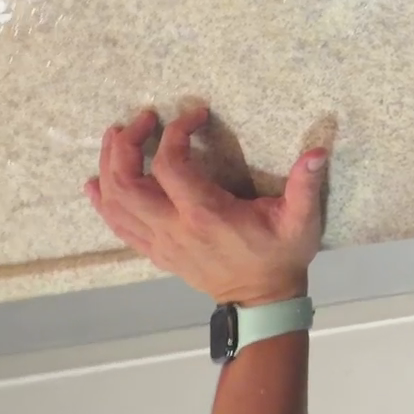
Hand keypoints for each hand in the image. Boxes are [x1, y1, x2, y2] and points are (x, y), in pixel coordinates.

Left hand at [85, 106, 327, 306]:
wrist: (262, 300)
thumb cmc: (281, 254)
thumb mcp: (302, 219)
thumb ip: (306, 184)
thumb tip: (318, 151)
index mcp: (205, 215)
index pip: (171, 166)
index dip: (176, 133)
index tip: (196, 114)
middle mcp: (174, 228)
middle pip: (126, 184)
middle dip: (126, 146)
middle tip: (141, 118)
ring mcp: (160, 242)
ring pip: (115, 204)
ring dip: (109, 167)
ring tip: (116, 137)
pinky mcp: (156, 251)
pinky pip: (117, 225)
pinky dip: (102, 202)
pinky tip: (95, 183)